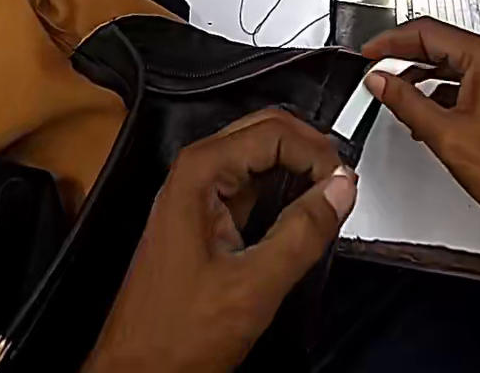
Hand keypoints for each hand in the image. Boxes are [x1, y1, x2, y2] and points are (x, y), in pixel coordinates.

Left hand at [83, 109, 357, 372]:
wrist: (136, 372)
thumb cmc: (172, 336)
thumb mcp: (251, 287)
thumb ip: (302, 233)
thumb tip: (339, 189)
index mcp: (201, 170)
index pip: (274, 132)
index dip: (315, 152)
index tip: (343, 181)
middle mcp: (198, 168)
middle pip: (268, 131)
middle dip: (310, 150)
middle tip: (342, 181)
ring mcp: (203, 187)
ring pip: (263, 153)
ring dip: (300, 166)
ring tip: (330, 195)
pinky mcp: (210, 209)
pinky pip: (256, 180)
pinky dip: (286, 186)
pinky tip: (304, 209)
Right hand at [362, 18, 479, 256]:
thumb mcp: (448, 136)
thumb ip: (407, 103)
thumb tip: (381, 81)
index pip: (426, 31)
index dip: (391, 41)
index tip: (370, 51)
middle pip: (441, 44)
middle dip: (405, 57)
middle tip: (378, 69)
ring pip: (455, 65)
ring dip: (423, 76)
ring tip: (397, 94)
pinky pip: (470, 82)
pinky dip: (444, 92)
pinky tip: (429, 113)